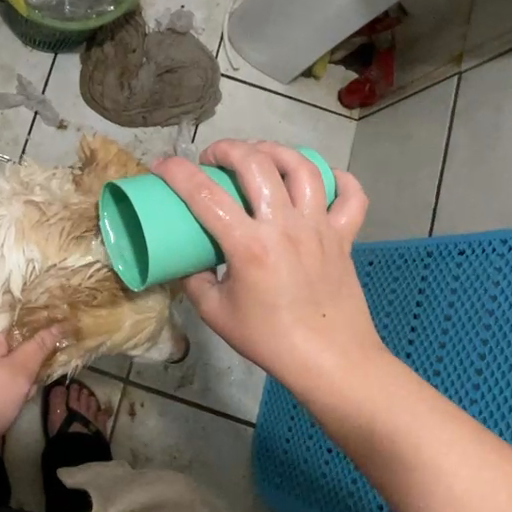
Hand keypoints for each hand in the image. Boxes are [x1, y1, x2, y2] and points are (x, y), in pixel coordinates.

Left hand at [0, 329, 61, 473]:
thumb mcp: (20, 372)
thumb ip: (39, 347)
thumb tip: (58, 325)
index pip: (19, 319)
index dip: (40, 330)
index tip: (57, 343)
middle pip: (9, 344)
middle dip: (26, 363)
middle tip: (34, 383)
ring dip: (12, 379)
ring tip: (18, 401)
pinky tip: (0, 408)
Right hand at [153, 140, 389, 394]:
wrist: (332, 363)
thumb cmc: (270, 340)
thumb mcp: (215, 313)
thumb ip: (195, 280)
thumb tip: (188, 258)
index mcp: (249, 246)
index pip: (204, 194)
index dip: (177, 172)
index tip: (161, 166)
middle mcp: (285, 226)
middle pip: (256, 163)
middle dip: (227, 149)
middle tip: (213, 159)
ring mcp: (319, 227)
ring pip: (303, 167)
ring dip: (275, 151)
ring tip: (258, 156)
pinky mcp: (345, 237)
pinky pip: (350, 196)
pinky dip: (338, 180)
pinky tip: (323, 179)